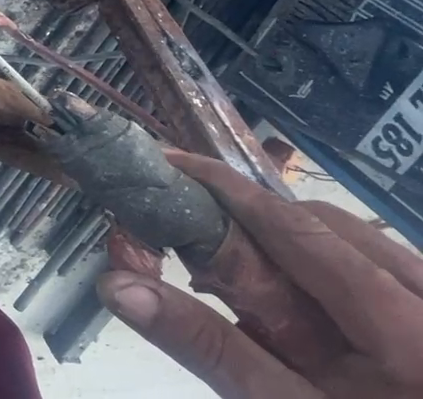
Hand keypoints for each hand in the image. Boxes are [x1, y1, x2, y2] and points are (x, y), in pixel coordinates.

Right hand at [97, 150, 422, 397]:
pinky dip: (334, 275)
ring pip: (368, 250)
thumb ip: (211, 347)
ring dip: (296, 248)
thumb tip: (116, 284)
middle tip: (194, 237)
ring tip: (247, 278)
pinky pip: (395, 279)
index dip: (227, 188)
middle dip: (258, 220)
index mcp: (411, 328)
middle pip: (334, 229)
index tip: (164, 162)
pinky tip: (307, 312)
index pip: (299, 229)